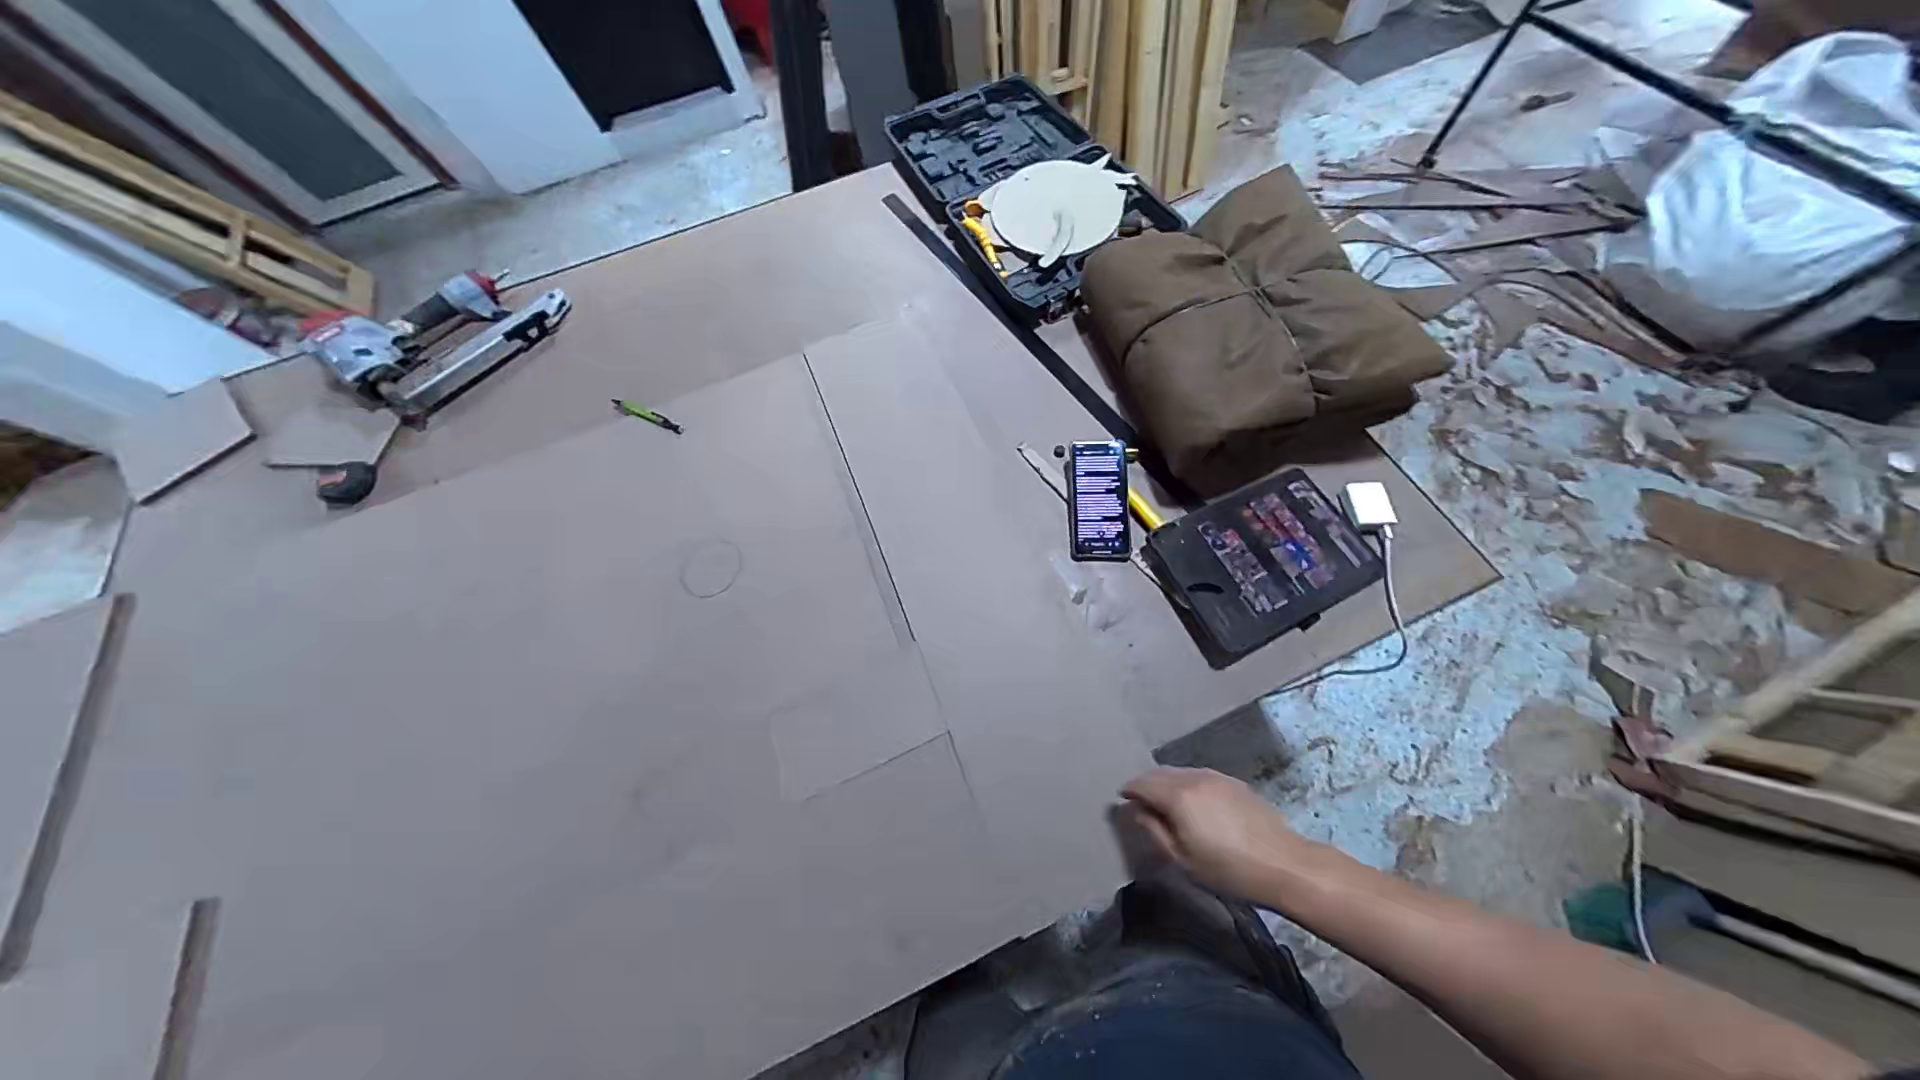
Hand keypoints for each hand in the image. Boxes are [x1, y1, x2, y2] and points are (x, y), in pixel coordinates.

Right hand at [1120, 766, 1315, 901]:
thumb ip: (1154, 831)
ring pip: (1180, 772)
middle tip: (1141, 802)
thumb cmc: (1229, 870)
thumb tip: (1138, 811)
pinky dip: (1187, 783)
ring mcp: (1216, 776)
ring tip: (1166, 802)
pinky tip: (1194, 802)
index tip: (1124, 800)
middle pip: (1160, 772)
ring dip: (1167, 782)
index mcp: (1178, 795)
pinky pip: (1199, 775)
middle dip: (1146, 784)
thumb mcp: (1183, 860)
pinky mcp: (1234, 782)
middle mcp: (1194, 777)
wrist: (1285, 865)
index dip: (1129, 791)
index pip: (1142, 783)